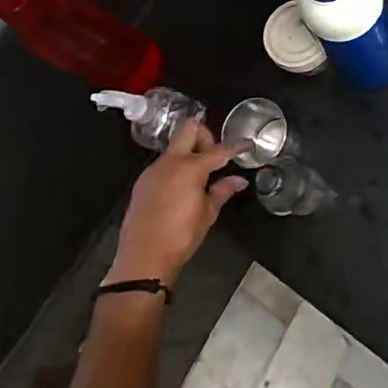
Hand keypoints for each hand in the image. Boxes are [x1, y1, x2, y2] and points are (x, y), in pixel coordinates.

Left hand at [105, 120, 246, 286]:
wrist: (142, 259)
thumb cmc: (180, 237)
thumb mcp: (207, 214)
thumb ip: (222, 191)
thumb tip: (238, 181)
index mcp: (190, 167)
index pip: (218, 150)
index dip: (235, 146)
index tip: (244, 145)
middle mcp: (170, 162)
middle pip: (189, 129)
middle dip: (205, 136)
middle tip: (213, 156)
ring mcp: (153, 170)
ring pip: (174, 147)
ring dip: (188, 153)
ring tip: (198, 178)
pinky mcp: (142, 182)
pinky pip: (162, 164)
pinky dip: (175, 168)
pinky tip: (180, 190)